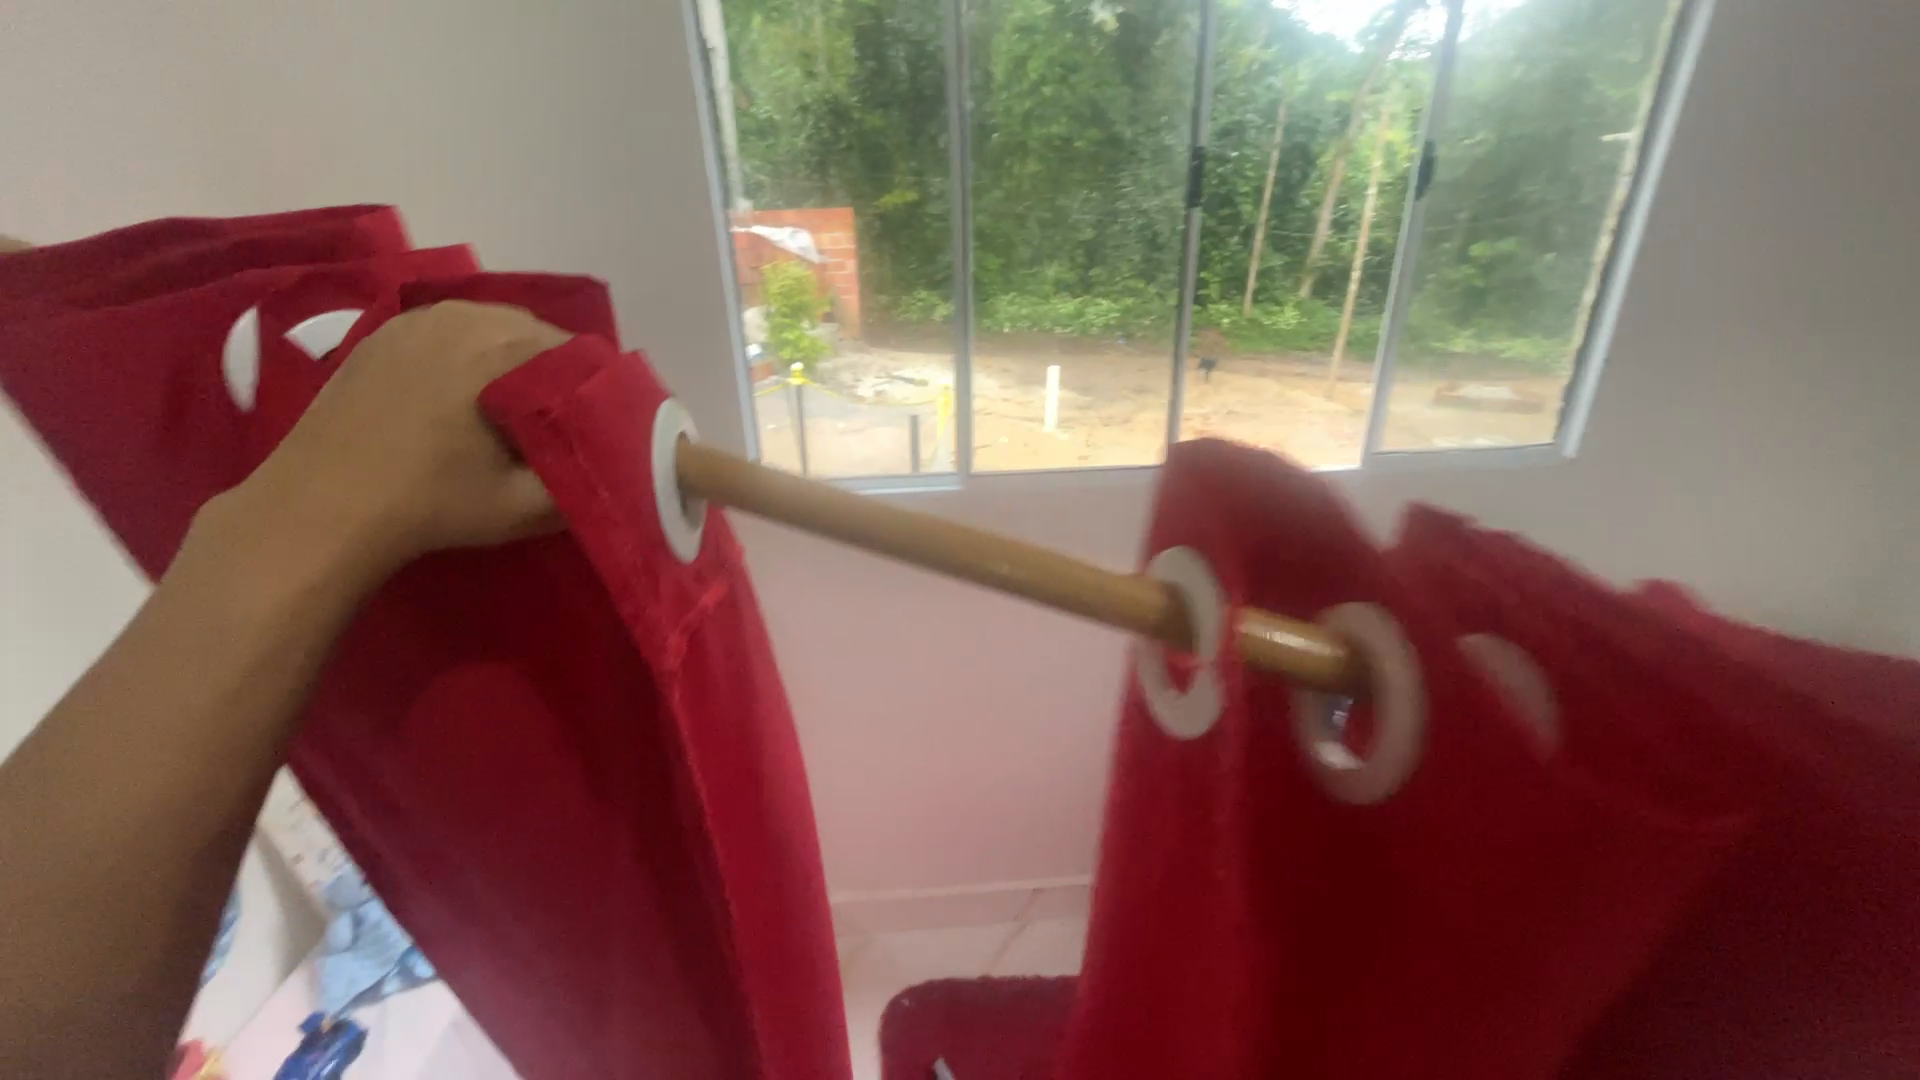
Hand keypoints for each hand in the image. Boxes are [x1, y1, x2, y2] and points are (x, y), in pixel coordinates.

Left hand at [210, 300, 570, 586]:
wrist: (321, 508)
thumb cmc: (433, 504)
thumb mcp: (528, 507)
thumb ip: (585, 479)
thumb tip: (617, 461)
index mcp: (500, 349)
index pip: (580, 354)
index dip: (600, 390)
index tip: (603, 425)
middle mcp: (462, 318)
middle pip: (539, 333)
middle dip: (560, 372)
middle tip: (567, 419)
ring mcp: (417, 320)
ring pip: (497, 326)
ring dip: (519, 359)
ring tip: (524, 405)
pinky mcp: (386, 332)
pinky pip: (454, 328)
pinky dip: (476, 352)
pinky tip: (474, 392)